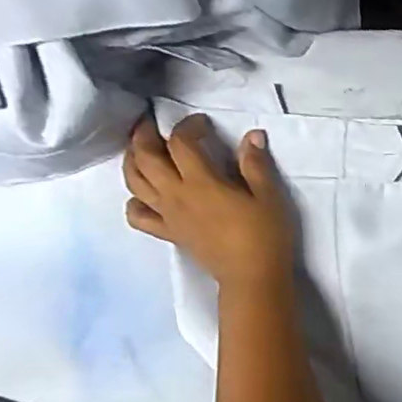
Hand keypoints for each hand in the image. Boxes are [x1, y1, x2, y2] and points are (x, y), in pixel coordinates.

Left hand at [124, 114, 295, 290]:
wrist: (253, 277)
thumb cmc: (265, 236)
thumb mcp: (269, 196)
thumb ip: (256, 164)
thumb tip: (251, 136)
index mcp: (201, 182)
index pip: (181, 142)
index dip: (187, 125)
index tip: (202, 123)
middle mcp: (176, 195)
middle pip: (145, 157)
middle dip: (144, 135)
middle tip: (153, 124)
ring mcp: (169, 216)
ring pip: (134, 182)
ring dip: (132, 160)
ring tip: (140, 151)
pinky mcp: (170, 234)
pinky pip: (138, 216)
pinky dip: (134, 202)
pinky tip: (144, 196)